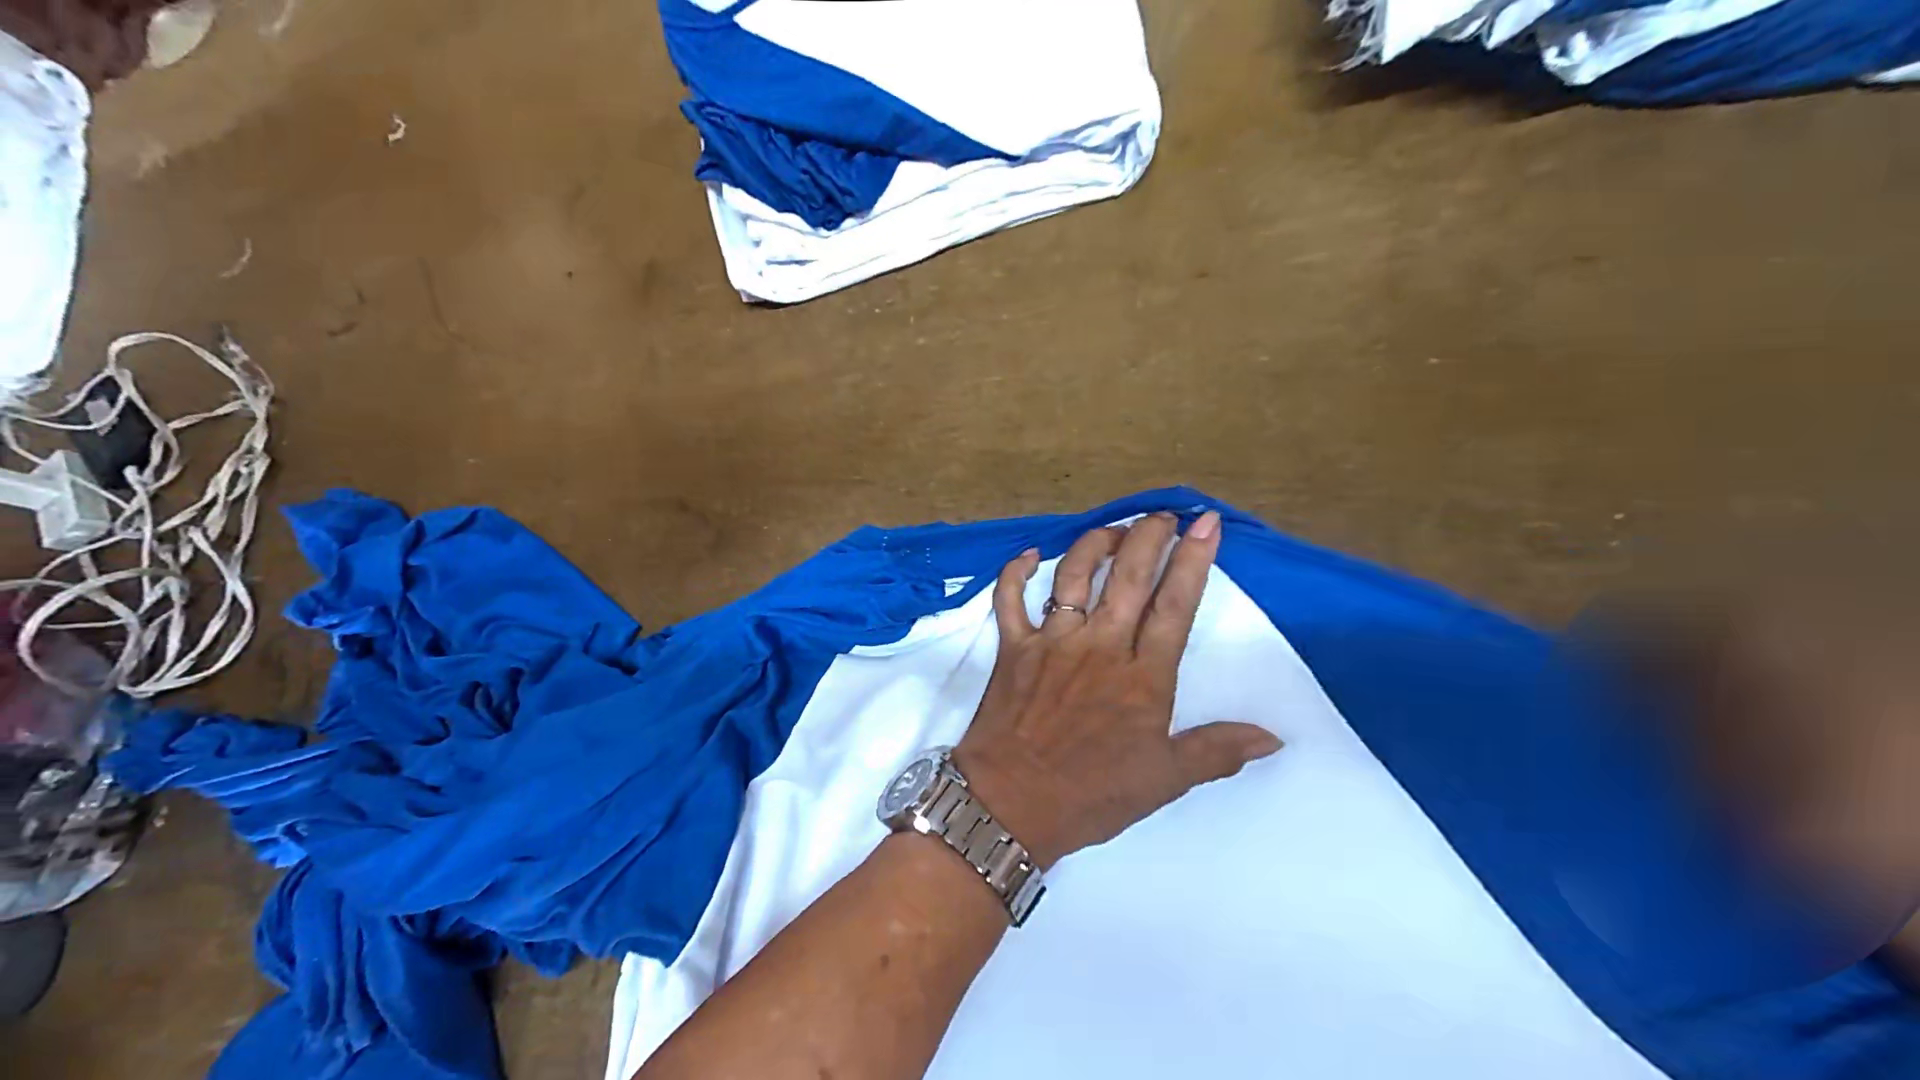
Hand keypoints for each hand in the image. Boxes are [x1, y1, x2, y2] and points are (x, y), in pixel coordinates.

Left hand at [952, 511, 1282, 868]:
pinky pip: (1010, 599)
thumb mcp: (1163, 780)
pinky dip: (1016, 573)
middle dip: (1149, 536)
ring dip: (1095, 544)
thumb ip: (1217, 751)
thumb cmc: (1091, 794)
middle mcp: (1100, 645)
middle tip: (1163, 514)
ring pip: (1074, 576)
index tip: (1205, 524)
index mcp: (1142, 675)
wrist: (1011, 803)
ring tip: (1114, 528)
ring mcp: (1052, 642)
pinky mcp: (1013, 648)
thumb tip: (1273, 737)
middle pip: (1129, 576)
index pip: (1175, 604)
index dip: (1193, 560)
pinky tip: (1030, 554)